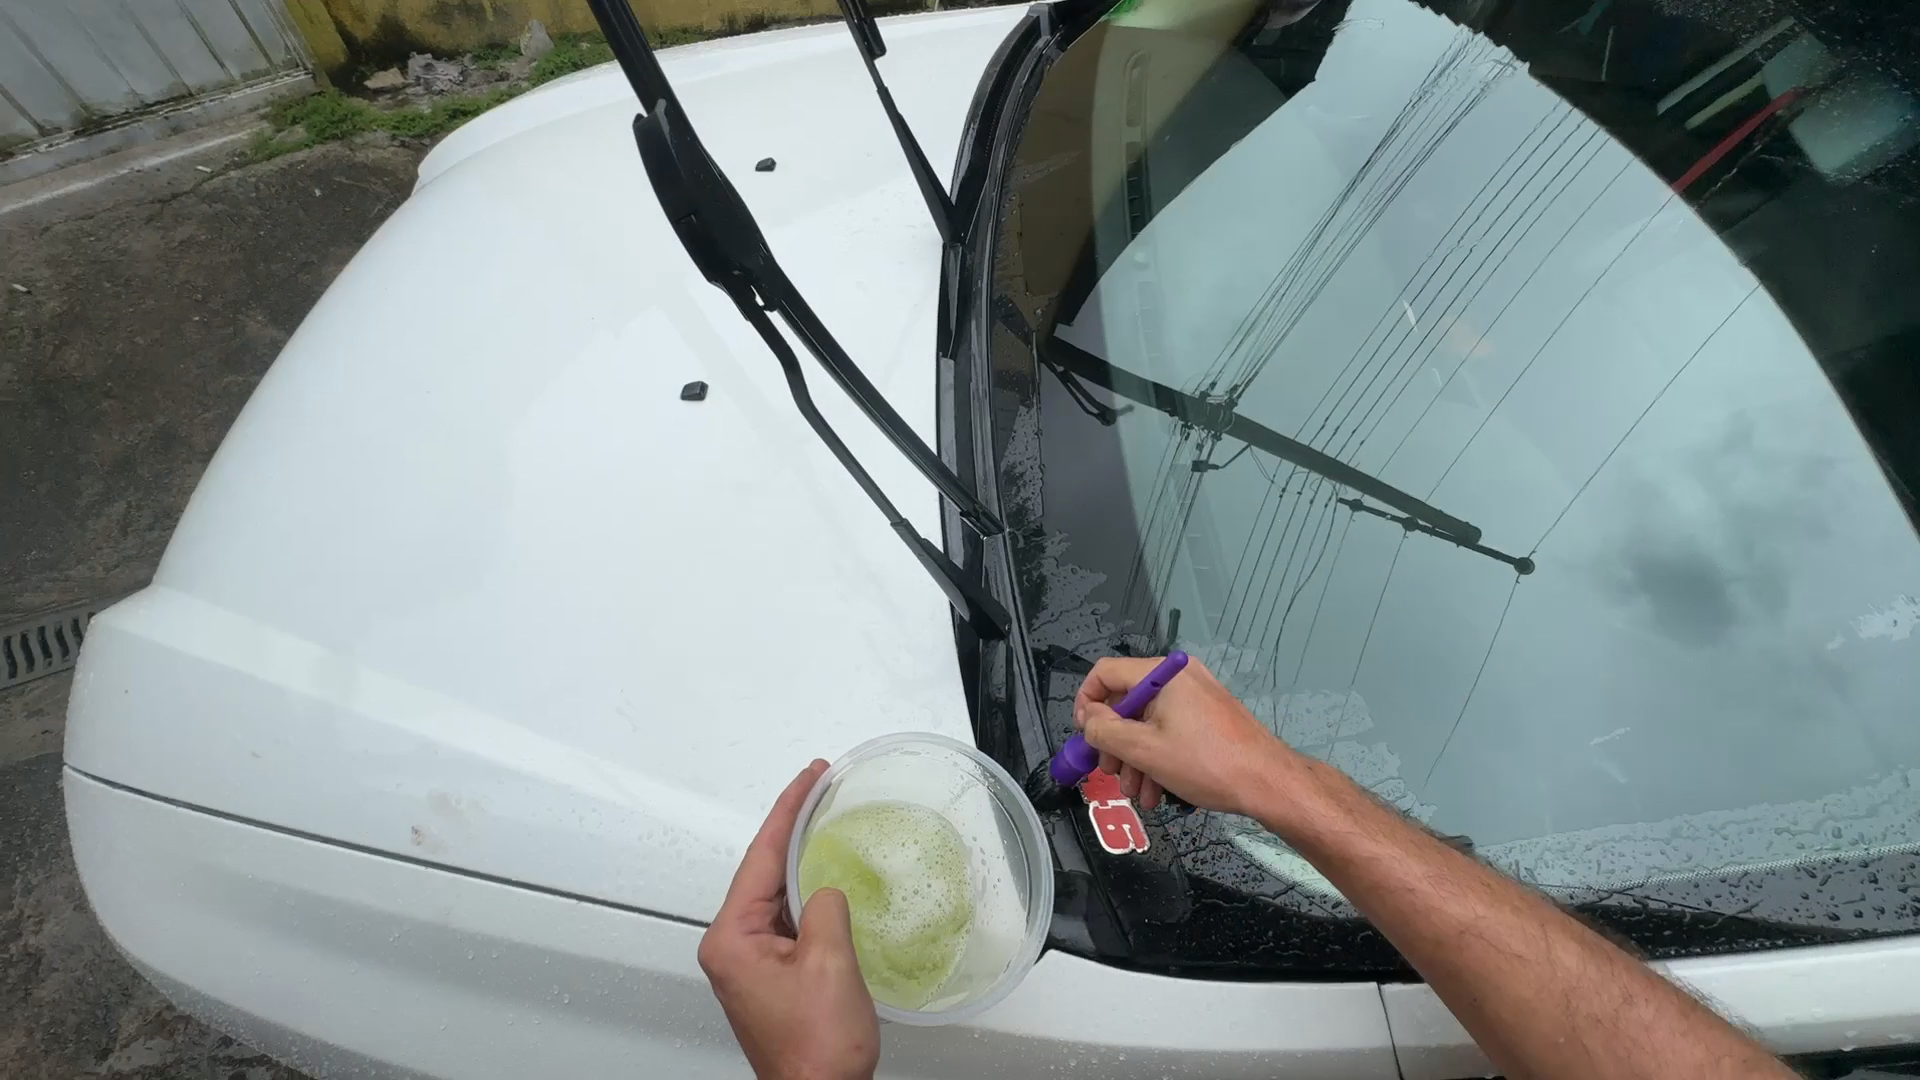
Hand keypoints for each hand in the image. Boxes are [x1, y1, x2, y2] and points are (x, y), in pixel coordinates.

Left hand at [698, 760, 879, 1079]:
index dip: (789, 809)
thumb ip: (825, 904)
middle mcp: (733, 943)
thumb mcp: (829, 960)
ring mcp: (751, 956)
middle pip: (765, 865)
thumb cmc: (817, 1046)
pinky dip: (808, 881)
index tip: (810, 776)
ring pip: (777, 886)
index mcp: (733, 937)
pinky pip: (788, 909)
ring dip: (802, 851)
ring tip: (824, 812)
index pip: (763, 854)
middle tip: (820, 783)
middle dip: (793, 822)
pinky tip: (827, 865)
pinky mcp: (771, 966)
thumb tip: (826, 888)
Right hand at [1074, 656, 1295, 815]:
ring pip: (1147, 720)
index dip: (1086, 702)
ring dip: (1134, 756)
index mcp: (1163, 674)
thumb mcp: (1144, 750)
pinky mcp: (1208, 715)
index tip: (1084, 735)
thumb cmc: (1206, 763)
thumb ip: (1105, 730)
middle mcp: (1178, 676)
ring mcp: (1196, 694)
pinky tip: (1155, 790)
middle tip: (1109, 771)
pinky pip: (1169, 727)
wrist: (1270, 784)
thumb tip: (1088, 718)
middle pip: (1126, 700)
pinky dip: (1157, 754)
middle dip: (1113, 740)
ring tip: (1136, 792)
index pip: (1105, 672)